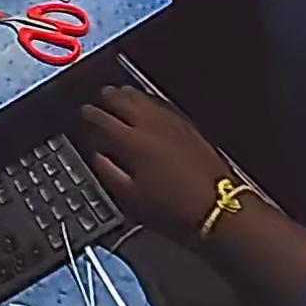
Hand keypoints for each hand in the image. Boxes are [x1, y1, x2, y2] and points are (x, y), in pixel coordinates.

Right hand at [79, 85, 233, 240]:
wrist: (221, 211)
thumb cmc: (173, 208)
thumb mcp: (130, 196)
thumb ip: (107, 170)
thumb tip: (97, 154)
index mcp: (130, 141)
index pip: (100, 117)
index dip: (88, 113)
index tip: (84, 113)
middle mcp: (148, 126)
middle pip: (121, 99)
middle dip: (106, 98)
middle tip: (100, 100)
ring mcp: (170, 124)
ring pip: (142, 98)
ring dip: (127, 95)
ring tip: (120, 94)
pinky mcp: (188, 127)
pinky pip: (162, 105)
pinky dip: (149, 101)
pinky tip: (148, 103)